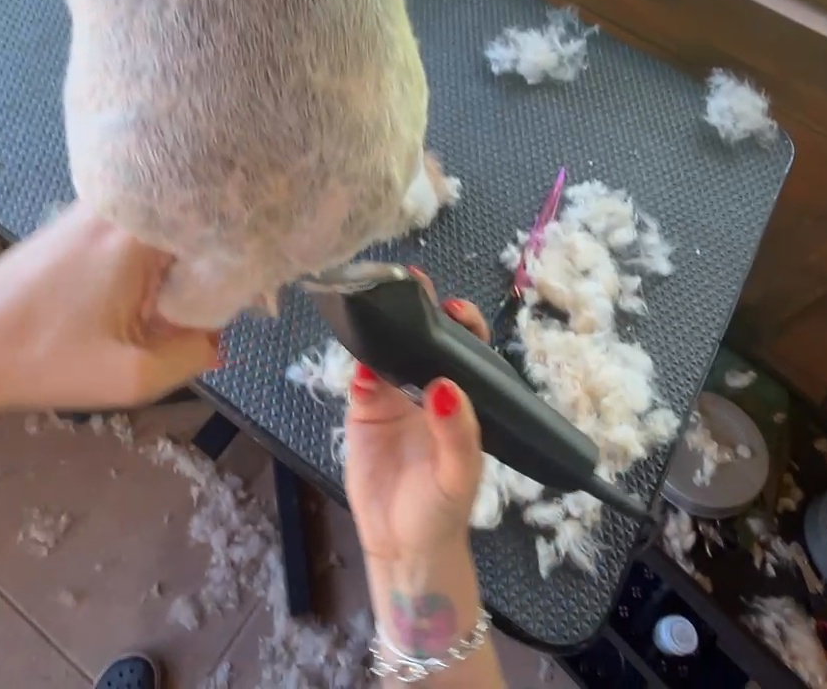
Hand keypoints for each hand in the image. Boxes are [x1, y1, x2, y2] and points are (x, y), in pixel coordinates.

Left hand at [0, 202, 219, 451]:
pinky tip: (158, 285)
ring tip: (200, 292)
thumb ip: (194, 354)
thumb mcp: (133, 376)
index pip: (216, 227)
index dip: (244, 261)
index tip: (260, 296)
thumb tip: (221, 336)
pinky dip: (158, 252)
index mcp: (138, 233)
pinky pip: (138, 226)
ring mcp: (93, 210)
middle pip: (193, 217)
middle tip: (237, 297)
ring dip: (186, 254)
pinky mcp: (76, 222)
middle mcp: (119, 207)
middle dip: (219, 255)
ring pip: (166, 220)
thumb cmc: (44, 361)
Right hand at [345, 289, 499, 673]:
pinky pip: (360, 376)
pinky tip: (362, 358)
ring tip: (379, 302)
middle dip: (420, 309)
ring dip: (385, 327)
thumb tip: (445, 386)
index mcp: (461, 397)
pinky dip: (360, 363)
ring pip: (388, 350)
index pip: (467, 348)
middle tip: (411, 281)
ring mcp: (393, 395)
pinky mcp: (363, 408)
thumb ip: (457, 431)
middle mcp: (427, 387)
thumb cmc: (442, 508)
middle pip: (424, 339)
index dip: (463, 323)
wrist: (401, 545)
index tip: (453, 307)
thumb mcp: (459, 474)